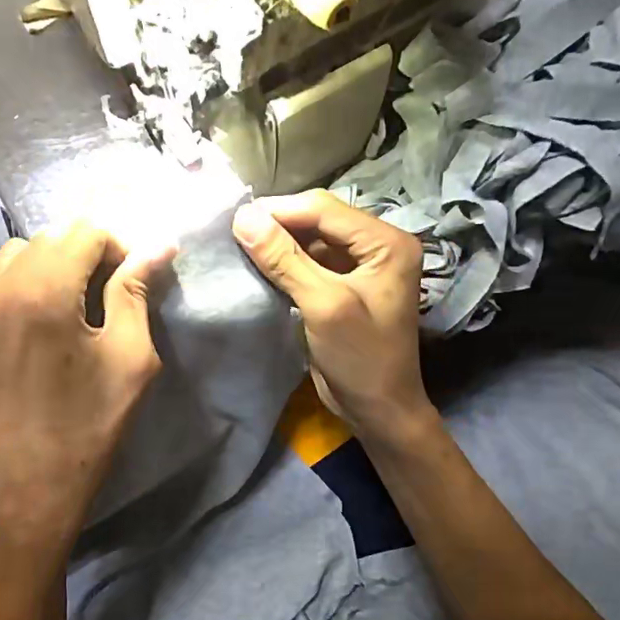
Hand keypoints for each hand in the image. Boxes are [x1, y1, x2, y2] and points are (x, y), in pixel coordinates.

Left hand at [0, 223, 170, 562]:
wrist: (30, 487)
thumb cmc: (92, 424)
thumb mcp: (132, 358)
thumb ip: (137, 292)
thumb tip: (157, 245)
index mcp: (44, 293)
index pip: (83, 232)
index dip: (116, 248)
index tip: (128, 279)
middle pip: (45, 240)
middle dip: (80, 256)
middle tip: (101, 295)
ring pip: (8, 260)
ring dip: (42, 270)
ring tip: (61, 310)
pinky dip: (8, 293)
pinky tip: (26, 328)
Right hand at [232, 190, 435, 440]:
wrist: (380, 410)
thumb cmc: (360, 359)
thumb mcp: (323, 305)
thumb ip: (284, 259)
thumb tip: (242, 217)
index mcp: (387, 242)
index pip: (324, 210)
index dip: (278, 211)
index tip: (233, 220)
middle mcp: (378, 245)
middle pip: (318, 220)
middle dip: (277, 225)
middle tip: (232, 233)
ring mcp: (362, 265)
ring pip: (312, 239)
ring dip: (278, 244)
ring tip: (239, 247)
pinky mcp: (345, 285)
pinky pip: (311, 261)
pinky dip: (285, 263)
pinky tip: (258, 266)